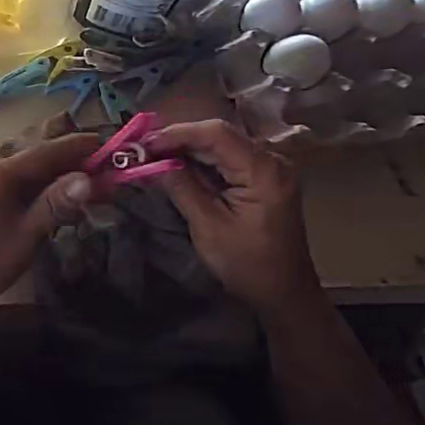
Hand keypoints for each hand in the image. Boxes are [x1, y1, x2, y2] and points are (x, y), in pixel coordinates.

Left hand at [0, 132, 106, 311]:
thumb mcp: (26, 235)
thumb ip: (56, 205)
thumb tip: (88, 179)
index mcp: (0, 174)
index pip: (47, 151)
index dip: (80, 146)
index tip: (113, 145)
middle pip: (42, 159)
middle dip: (77, 163)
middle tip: (113, 172)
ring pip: (34, 173)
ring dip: (64, 177)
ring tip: (99, 187)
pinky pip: (23, 185)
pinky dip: (47, 189)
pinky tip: (67, 200)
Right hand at [146, 119, 321, 312]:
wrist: (284, 292)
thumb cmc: (248, 264)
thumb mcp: (208, 226)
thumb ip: (182, 187)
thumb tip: (152, 161)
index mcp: (264, 172)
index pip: (216, 134)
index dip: (176, 133)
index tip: (143, 145)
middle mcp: (271, 162)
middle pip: (217, 135)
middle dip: (177, 139)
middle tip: (141, 151)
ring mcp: (267, 169)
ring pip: (218, 144)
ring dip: (184, 149)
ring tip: (150, 158)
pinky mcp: (260, 179)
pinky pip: (224, 159)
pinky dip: (197, 160)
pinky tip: (173, 167)